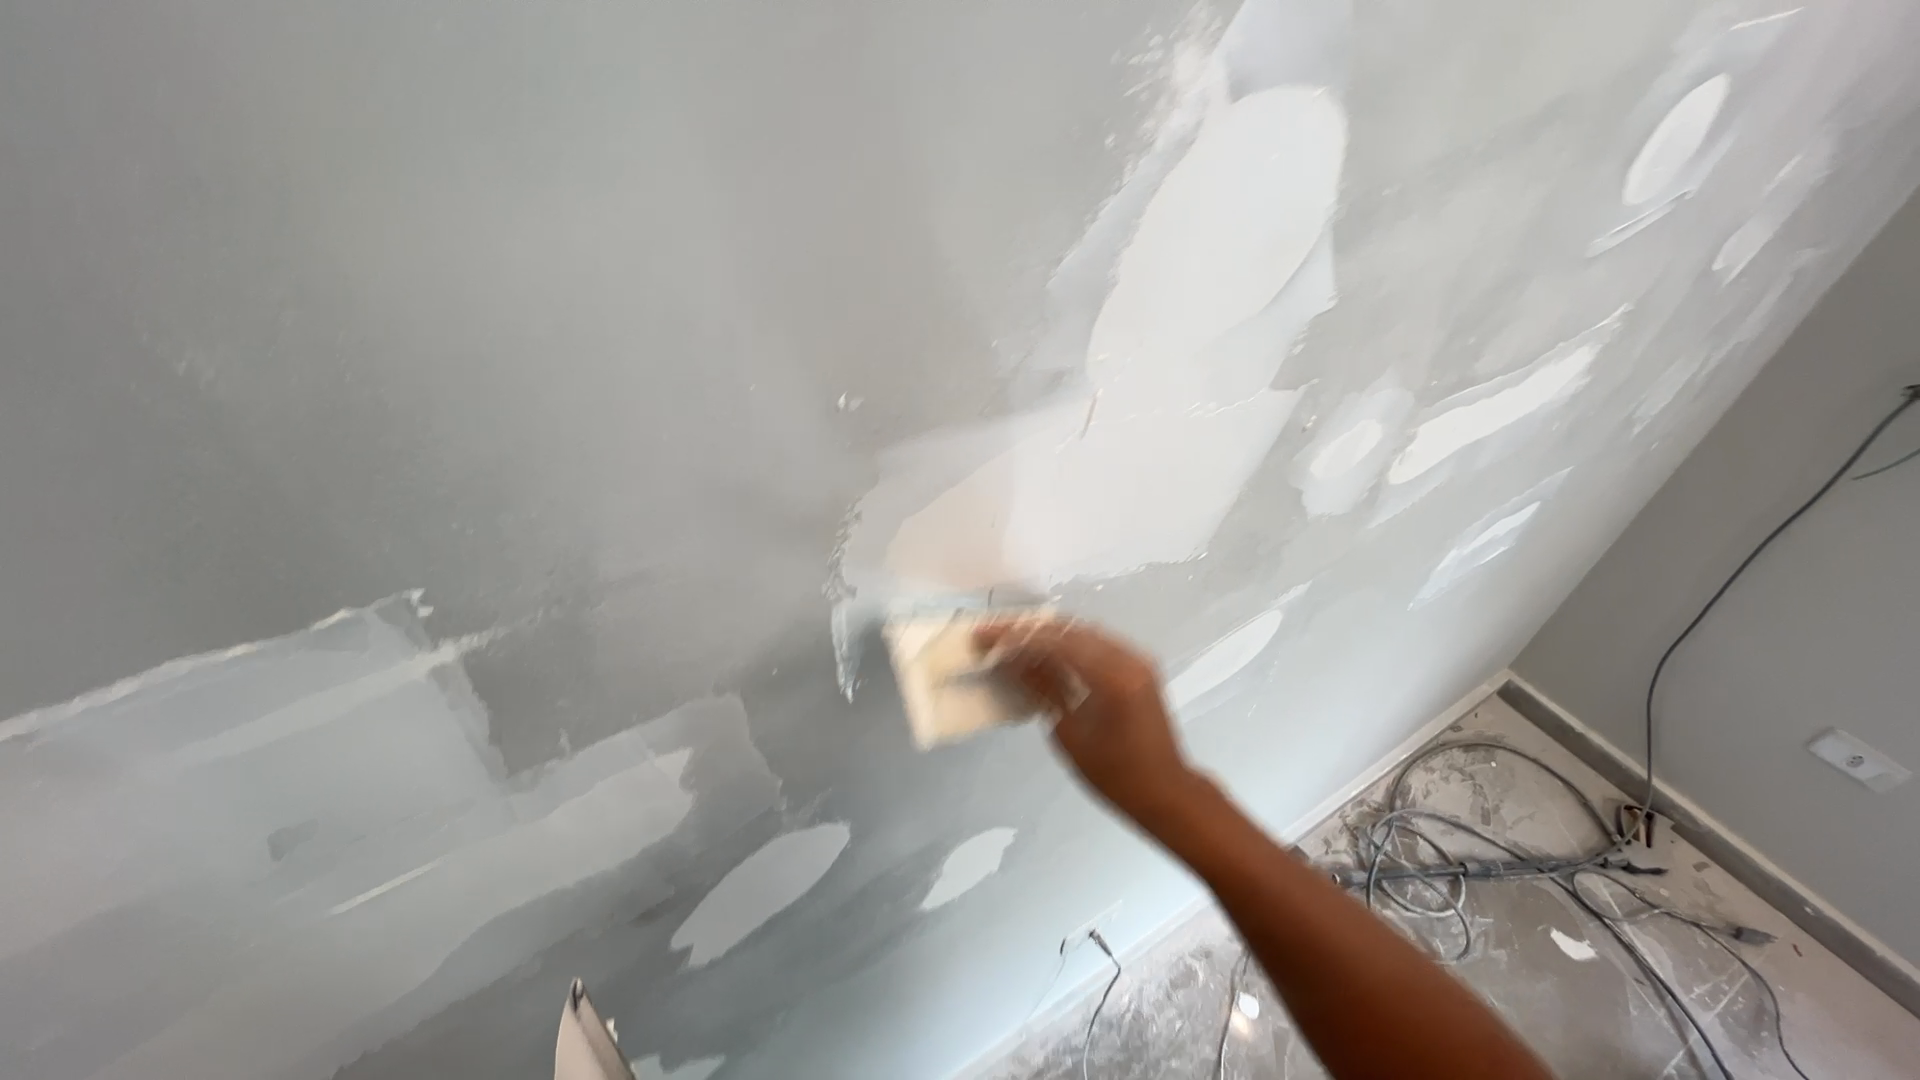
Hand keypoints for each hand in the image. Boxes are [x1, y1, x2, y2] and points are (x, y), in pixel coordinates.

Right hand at [974, 617, 1208, 830]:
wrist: (1166, 791)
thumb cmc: (1114, 774)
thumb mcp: (1069, 732)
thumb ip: (1042, 688)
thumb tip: (1010, 659)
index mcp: (1111, 676)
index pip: (1054, 642)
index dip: (1015, 636)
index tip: (984, 635)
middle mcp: (1127, 657)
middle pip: (1069, 630)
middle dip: (1028, 630)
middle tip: (993, 634)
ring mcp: (1137, 658)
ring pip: (1083, 632)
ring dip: (1048, 634)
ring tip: (1012, 639)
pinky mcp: (1139, 665)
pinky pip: (1097, 643)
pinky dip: (1069, 643)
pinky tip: (1045, 651)